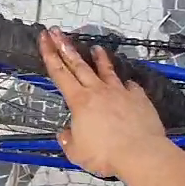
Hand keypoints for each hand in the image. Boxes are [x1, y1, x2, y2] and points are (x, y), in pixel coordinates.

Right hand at [39, 29, 176, 177]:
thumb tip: (65, 134)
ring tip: (96, 47)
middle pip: (78, 65)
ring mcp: (119, 92)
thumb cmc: (104, 154)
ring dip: (99, 58)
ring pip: (106, 70)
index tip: (44, 38)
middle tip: (56, 31)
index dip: (49, 54)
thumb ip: (68, 141)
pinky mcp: (138, 98)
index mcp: (79, 101)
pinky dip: (125, 83)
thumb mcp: (76, 153)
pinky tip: (126, 82)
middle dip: (65, 46)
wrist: (140, 153)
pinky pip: (129, 86)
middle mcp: (97, 91)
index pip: (59, 73)